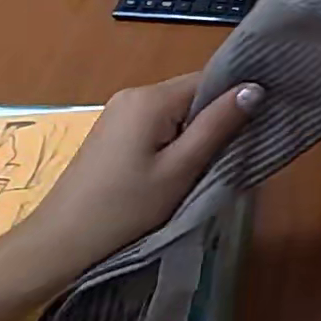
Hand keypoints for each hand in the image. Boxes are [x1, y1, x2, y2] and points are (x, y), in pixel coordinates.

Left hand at [28, 71, 262, 266]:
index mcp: (151, 97)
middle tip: (231, 154)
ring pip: (174, 110)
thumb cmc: (127, 207)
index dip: (234, 98)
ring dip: (193, 132)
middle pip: (190, 94)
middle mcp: (133, 93)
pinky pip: (156, 123)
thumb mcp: (180, 169)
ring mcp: (119, 110)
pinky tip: (175, 168)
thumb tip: (254, 87)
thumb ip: (217, 126)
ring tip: (204, 166)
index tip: (258, 124)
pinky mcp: (112, 130)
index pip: (207, 79)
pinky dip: (173, 139)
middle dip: (213, 119)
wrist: (62, 240)